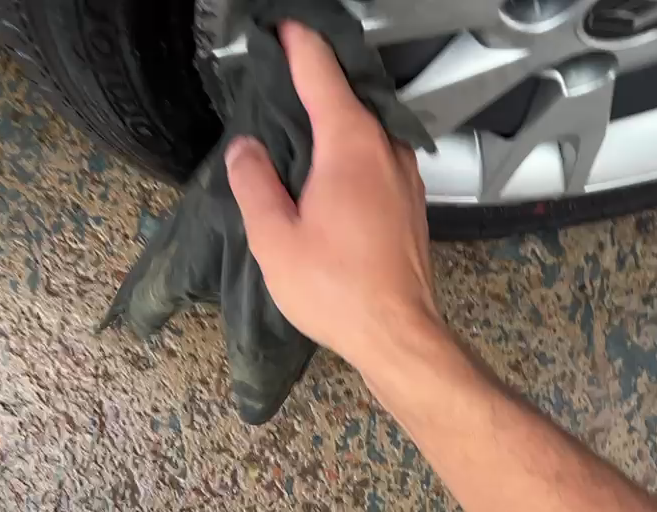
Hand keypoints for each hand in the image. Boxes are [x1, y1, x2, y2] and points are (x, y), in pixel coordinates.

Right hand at [225, 21, 444, 370]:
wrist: (396, 334)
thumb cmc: (338, 291)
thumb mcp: (274, 239)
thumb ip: (253, 184)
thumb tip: (244, 151)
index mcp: (349, 143)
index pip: (319, 67)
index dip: (293, 44)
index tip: (276, 33)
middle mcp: (386, 149)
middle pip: (346, 95)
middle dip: (312, 87)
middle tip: (277, 93)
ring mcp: (405, 176)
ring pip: (365, 131)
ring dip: (334, 127)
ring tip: (300, 142)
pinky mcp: (411, 205)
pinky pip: (378, 161)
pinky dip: (353, 158)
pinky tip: (331, 183)